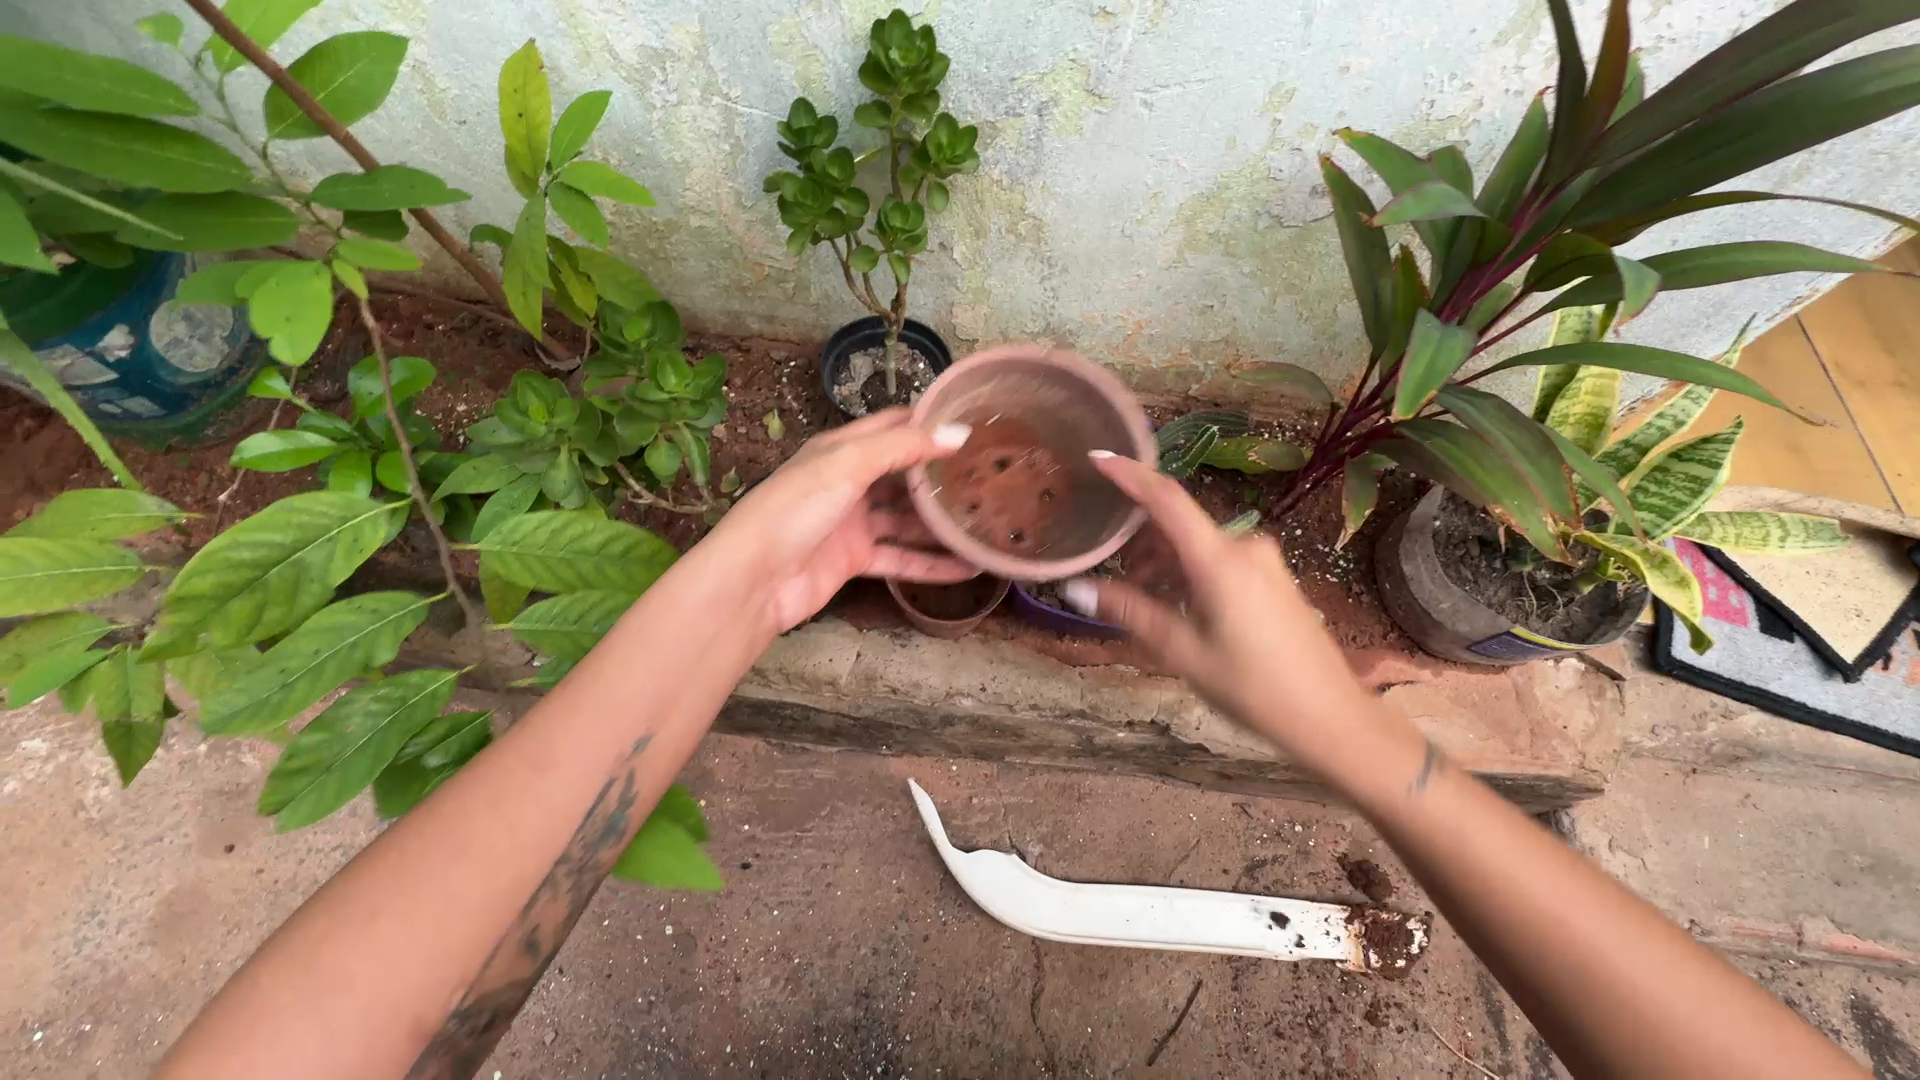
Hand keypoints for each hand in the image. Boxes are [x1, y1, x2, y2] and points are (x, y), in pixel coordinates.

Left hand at [696, 408, 976, 633]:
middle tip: (989, 476)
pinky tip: (967, 568)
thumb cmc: (794, 509)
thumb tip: (959, 433)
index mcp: (842, 449)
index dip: (930, 422)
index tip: (973, 423)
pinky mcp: (855, 559)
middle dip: (941, 475)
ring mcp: (852, 523)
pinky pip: (901, 558)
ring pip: (906, 519)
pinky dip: (931, 564)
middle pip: (903, 474)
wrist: (754, 579)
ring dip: (940, 524)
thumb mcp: (848, 464)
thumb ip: (904, 447)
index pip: (893, 426)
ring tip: (984, 522)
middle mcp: (849, 482)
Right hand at [1064, 452, 1377, 762]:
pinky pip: (1218, 559)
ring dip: (1164, 560)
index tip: (1097, 458)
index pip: (1166, 499)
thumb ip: (1130, 612)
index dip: (1130, 474)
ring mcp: (1263, 561)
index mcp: (1219, 559)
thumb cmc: (1253, 687)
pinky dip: (1188, 571)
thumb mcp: (1182, 652)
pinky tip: (1175, 603)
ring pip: (1197, 545)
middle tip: (1108, 562)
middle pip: (1179, 524)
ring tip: (1138, 594)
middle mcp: (1244, 547)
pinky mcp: (1272, 577)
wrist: (1332, 717)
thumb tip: (1076, 588)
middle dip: (1140, 538)